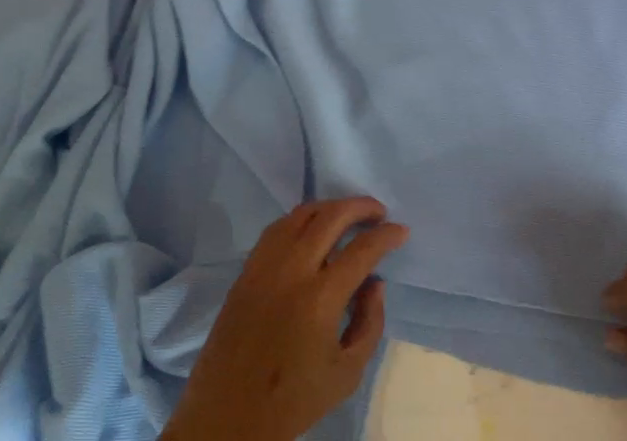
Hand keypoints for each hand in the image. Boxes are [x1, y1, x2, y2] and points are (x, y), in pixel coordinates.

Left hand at [161, 197, 408, 440]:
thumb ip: (370, 322)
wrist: (225, 419)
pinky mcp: (243, 276)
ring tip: (347, 215)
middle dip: (360, 207)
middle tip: (379, 213)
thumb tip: (374, 282)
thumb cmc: (291, 401)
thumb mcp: (347, 372)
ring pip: (298, 216)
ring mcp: (263, 269)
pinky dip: (299, 221)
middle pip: (329, 217)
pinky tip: (311, 232)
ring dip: (328, 208)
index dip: (387, 235)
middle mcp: (291, 272)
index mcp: (320, 299)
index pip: (362, 249)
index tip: (402, 231)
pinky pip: (274, 232)